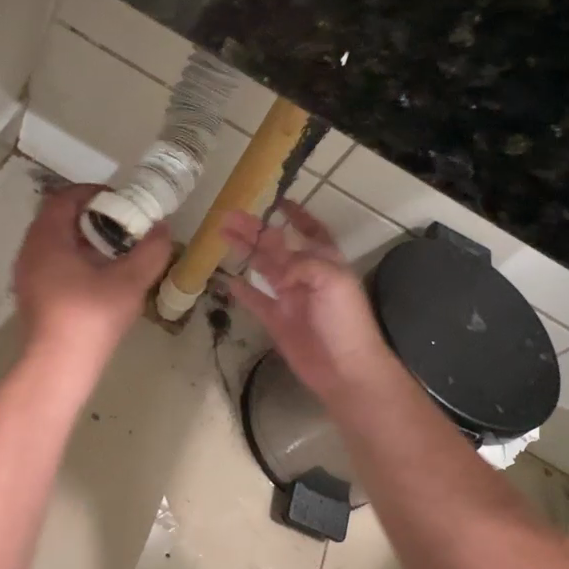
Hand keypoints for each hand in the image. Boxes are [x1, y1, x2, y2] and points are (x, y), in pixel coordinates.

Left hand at [14, 184, 172, 360]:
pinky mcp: (32, 296)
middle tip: (121, 223)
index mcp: (47, 238)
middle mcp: (30, 251)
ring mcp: (27, 275)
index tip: (119, 200)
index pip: (64, 199)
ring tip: (115, 250)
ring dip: (83, 240)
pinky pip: (52, 264)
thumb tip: (162, 229)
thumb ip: (150, 251)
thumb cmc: (90, 317)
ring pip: (55, 244)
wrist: (58, 367)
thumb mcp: (129, 281)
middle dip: (90, 216)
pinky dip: (75, 259)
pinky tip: (100, 278)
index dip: (92, 193)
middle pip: (58, 219)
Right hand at [222, 201, 397, 396]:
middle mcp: (306, 276)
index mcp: (325, 262)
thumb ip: (303, 263)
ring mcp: (290, 298)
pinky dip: (243, 291)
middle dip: (255, 230)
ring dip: (244, 251)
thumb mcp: (332, 280)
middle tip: (229, 216)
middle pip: (277, 246)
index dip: (297, 215)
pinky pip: (256, 301)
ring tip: (222, 236)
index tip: (277, 200)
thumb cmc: (345, 321)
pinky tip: (227, 280)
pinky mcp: (277, 321)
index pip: (311, 230)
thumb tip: (278, 266)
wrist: (346, 369)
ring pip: (263, 268)